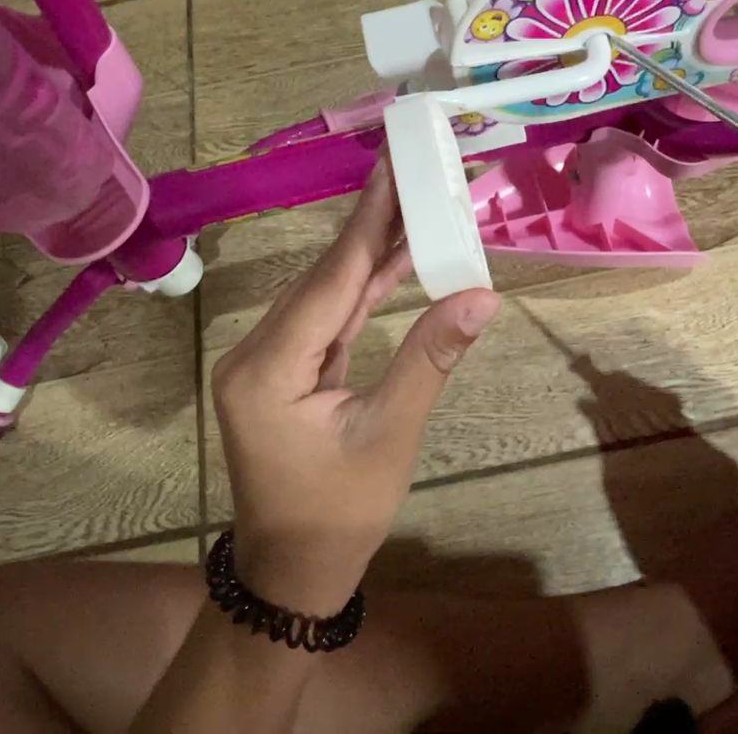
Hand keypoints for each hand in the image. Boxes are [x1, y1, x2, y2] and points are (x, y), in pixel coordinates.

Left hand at [211, 158, 500, 613]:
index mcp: (268, 366)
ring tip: (410, 199)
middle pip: (324, 275)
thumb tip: (481, 296)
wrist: (293, 571)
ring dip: (369, 250)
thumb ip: (429, 358)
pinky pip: (328, 316)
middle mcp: (256, 350)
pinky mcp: (285, 367)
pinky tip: (394, 256)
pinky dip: (362, 287)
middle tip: (408, 167)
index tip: (391, 166)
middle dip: (370, 222)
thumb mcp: (388, 435)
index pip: (329, 279)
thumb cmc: (339, 513)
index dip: (367, 221)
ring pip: (326, 291)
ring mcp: (267, 358)